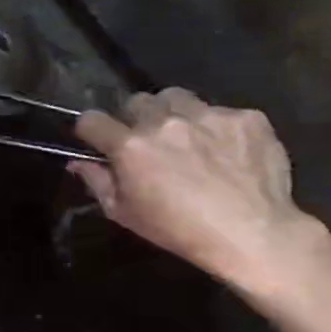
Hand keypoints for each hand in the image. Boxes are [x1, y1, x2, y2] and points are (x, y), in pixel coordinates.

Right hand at [70, 89, 325, 290]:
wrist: (252, 233)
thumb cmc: (176, 229)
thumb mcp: (123, 212)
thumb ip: (97, 181)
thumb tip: (78, 162)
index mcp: (130, 147)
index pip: (92, 119)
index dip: (90, 129)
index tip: (97, 139)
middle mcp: (165, 122)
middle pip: (137, 100)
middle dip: (135, 118)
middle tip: (146, 140)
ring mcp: (209, 116)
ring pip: (178, 97)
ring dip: (173, 113)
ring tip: (186, 137)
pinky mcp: (246, 118)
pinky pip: (221, 111)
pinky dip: (216, 127)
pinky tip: (225, 151)